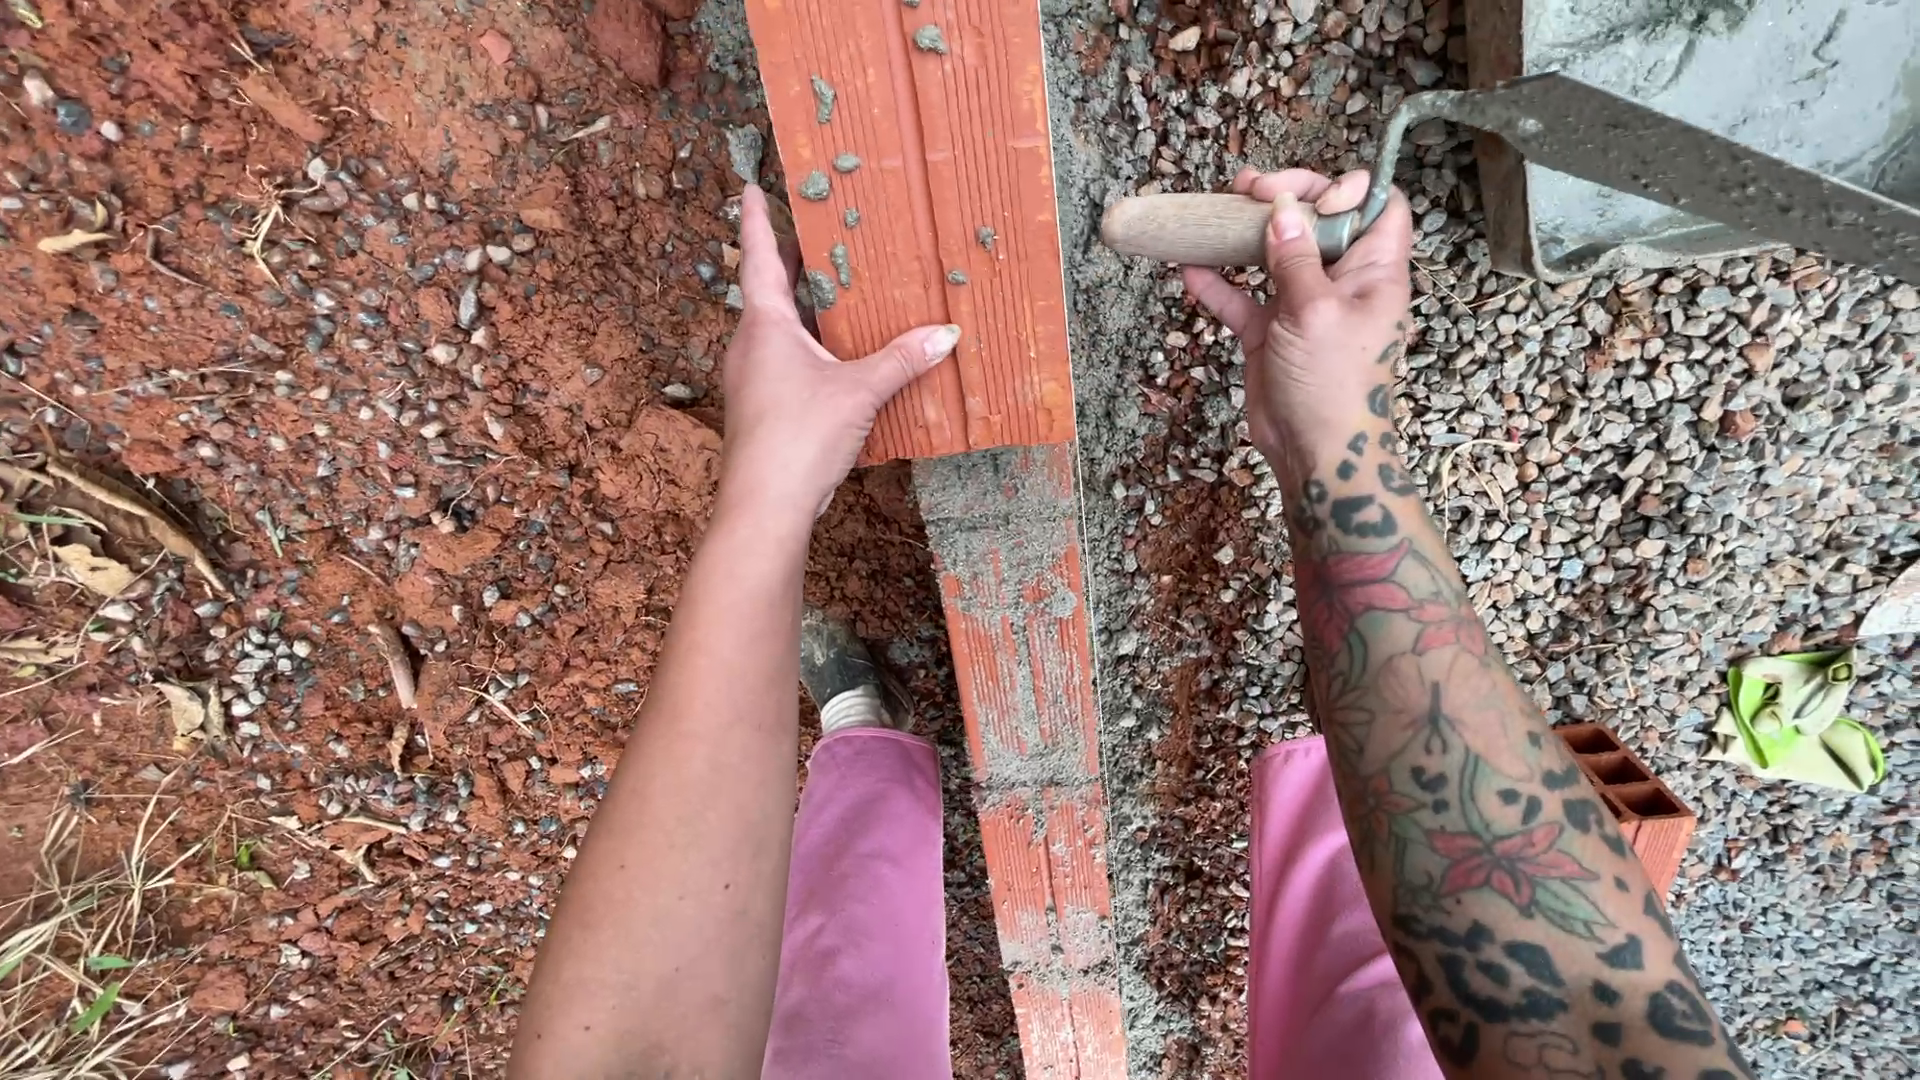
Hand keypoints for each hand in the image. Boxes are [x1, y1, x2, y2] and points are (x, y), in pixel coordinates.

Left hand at [718, 186, 959, 522]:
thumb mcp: (859, 392)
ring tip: (836, 296)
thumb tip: (946, 334)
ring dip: (803, 311)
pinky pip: (784, 364)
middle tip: (816, 239)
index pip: (760, 258)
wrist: (766, 504)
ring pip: (777, 331)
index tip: (750, 188)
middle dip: (792, 265)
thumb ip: (901, 360)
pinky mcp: (762, 408)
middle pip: (769, 292)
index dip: (758, 221)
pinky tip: (836, 361)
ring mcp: (752, 379)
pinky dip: (807, 350)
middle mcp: (750, 346)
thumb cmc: (800, 436)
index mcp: (765, 325)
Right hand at [1181, 168, 1413, 464]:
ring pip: (1273, 256)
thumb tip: (1281, 210)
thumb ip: (1295, 260)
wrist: (1312, 448)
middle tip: (1247, 188)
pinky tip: (1189, 270)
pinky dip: (1217, 285)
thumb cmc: (1332, 382)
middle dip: (1284, 198)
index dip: (1347, 188)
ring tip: (1217, 210)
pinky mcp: (1268, 332)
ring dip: (1245, 234)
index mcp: (1373, 270)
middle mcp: (1339, 281)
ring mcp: (1300, 306)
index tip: (1306, 194)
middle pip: (1316, 222)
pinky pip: (1241, 299)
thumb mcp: (1316, 312)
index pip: (1375, 205)